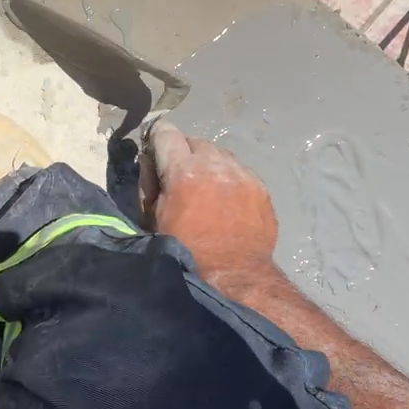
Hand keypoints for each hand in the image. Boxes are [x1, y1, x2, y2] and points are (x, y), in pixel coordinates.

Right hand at [140, 119, 279, 283]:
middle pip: (195, 140)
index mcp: (183, 171)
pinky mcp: (259, 187)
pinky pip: (239, 170)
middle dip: (184, 151)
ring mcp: (241, 174)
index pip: (166, 133)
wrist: (233, 274)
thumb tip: (149, 163)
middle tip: (179, 173)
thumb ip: (148, 185)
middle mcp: (214, 164)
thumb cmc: (186, 250)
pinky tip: (225, 197)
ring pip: (219, 153)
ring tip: (204, 185)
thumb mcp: (153, 219)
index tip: (154, 144)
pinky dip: (227, 177)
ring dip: (207, 162)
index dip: (157, 136)